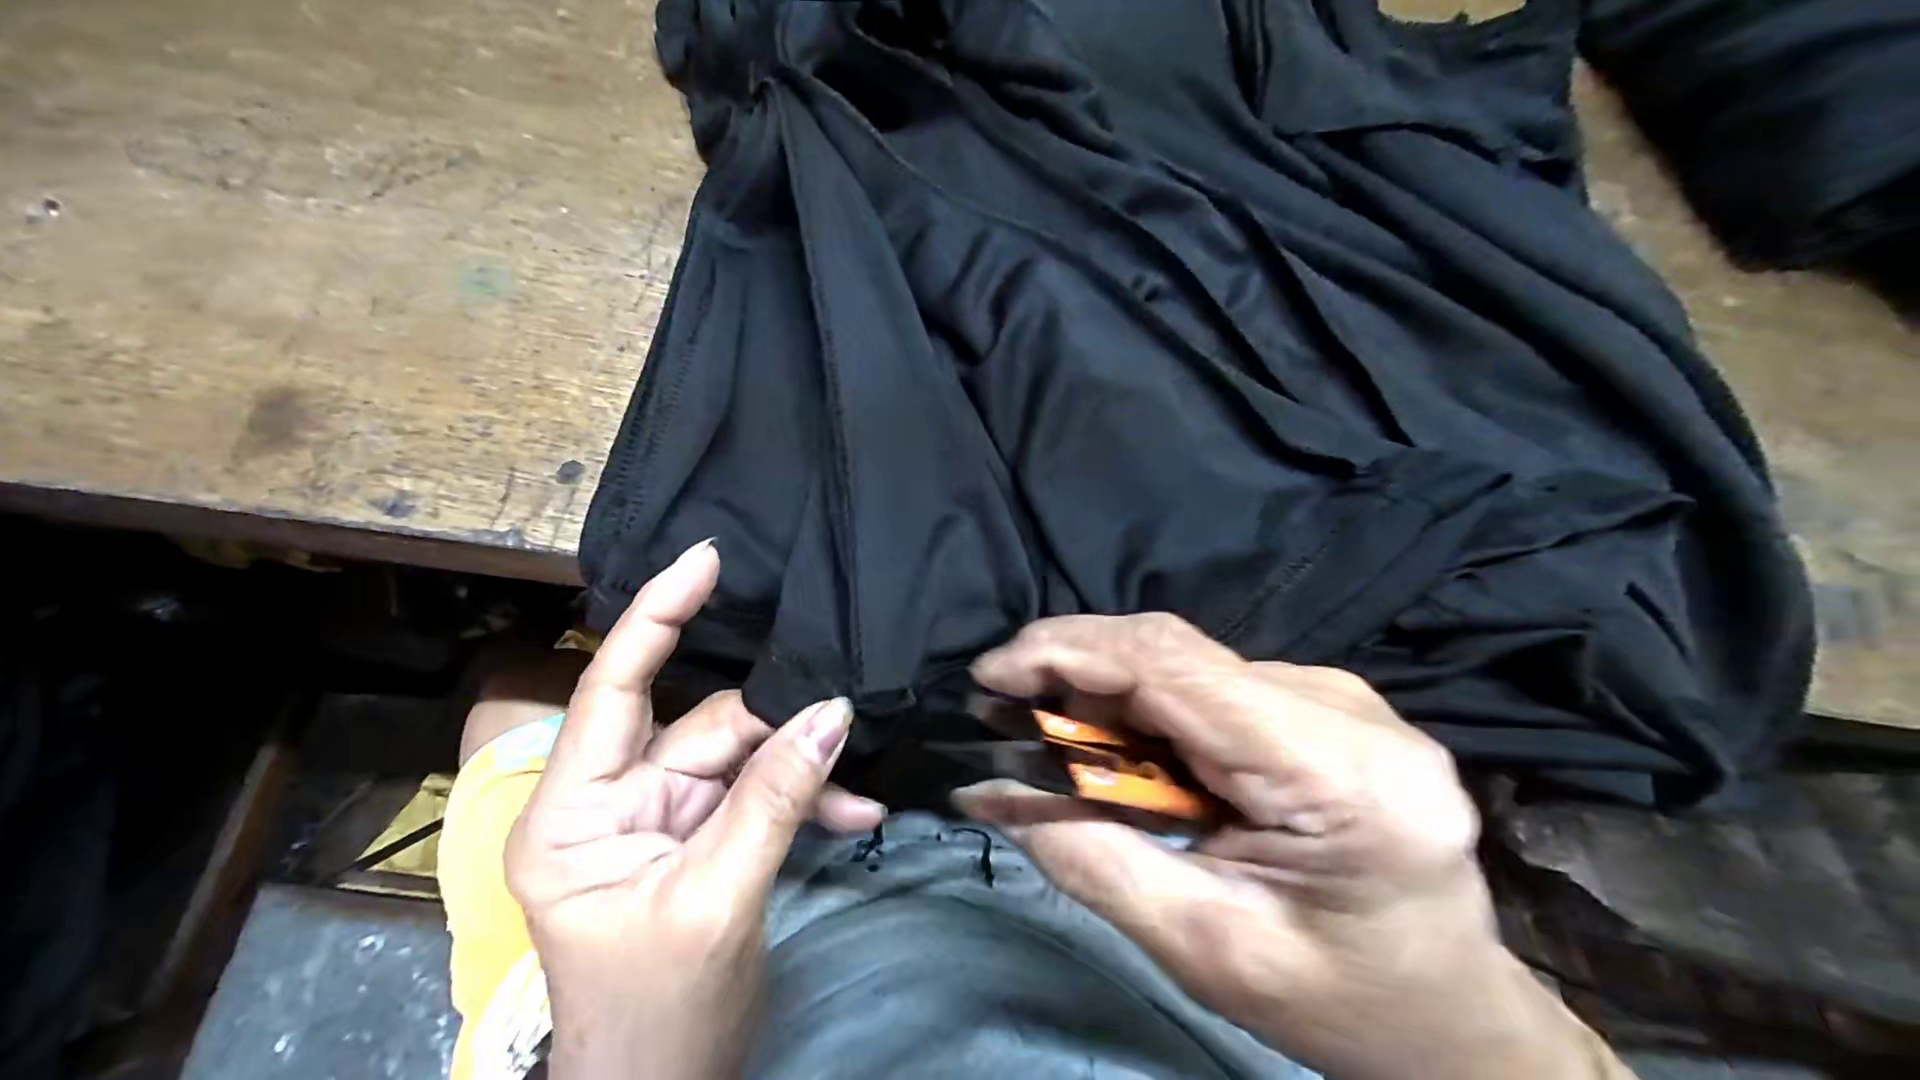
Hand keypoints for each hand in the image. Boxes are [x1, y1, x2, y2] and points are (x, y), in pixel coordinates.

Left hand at [505, 540, 883, 1079]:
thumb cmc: (659, 1015)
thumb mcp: (718, 900)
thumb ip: (774, 798)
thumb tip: (832, 714)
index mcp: (575, 810)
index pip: (614, 686)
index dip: (658, 616)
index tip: (707, 559)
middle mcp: (614, 796)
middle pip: (705, 724)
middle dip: (775, 726)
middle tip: (842, 714)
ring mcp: (664, 813)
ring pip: (744, 756)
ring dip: (803, 769)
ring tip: (857, 793)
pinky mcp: (703, 830)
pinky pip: (760, 791)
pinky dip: (805, 799)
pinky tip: (853, 815)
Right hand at [955, 614, 1625, 1079]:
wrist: (1446, 1009)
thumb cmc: (1336, 1001)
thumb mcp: (1200, 947)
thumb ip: (1086, 857)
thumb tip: (986, 786)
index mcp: (1340, 772)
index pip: (1176, 665)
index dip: (1068, 652)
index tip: (989, 677)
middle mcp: (1343, 706)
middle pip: (1172, 651)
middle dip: (1072, 673)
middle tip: (1005, 718)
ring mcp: (1334, 692)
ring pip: (1180, 660)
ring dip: (1104, 694)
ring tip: (1056, 746)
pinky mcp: (1315, 698)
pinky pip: (1202, 679)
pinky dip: (1144, 707)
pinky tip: (1126, 755)